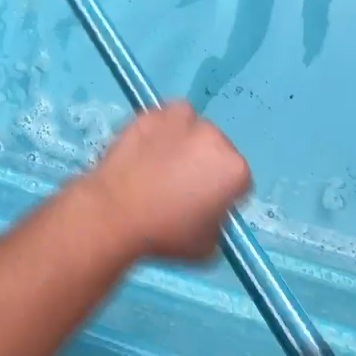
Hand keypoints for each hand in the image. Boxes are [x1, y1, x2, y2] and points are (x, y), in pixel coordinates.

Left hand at [77, 101, 251, 261]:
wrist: (116, 210)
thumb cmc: (167, 232)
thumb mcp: (209, 243)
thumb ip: (218, 219)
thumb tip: (209, 206)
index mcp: (234, 168)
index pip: (238, 178)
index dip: (222, 192)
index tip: (204, 202)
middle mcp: (213, 136)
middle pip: (216, 147)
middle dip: (205, 161)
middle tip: (182, 182)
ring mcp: (180, 119)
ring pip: (191, 125)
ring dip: (185, 138)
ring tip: (164, 159)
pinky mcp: (151, 112)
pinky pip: (164, 118)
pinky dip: (160, 128)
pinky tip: (147, 147)